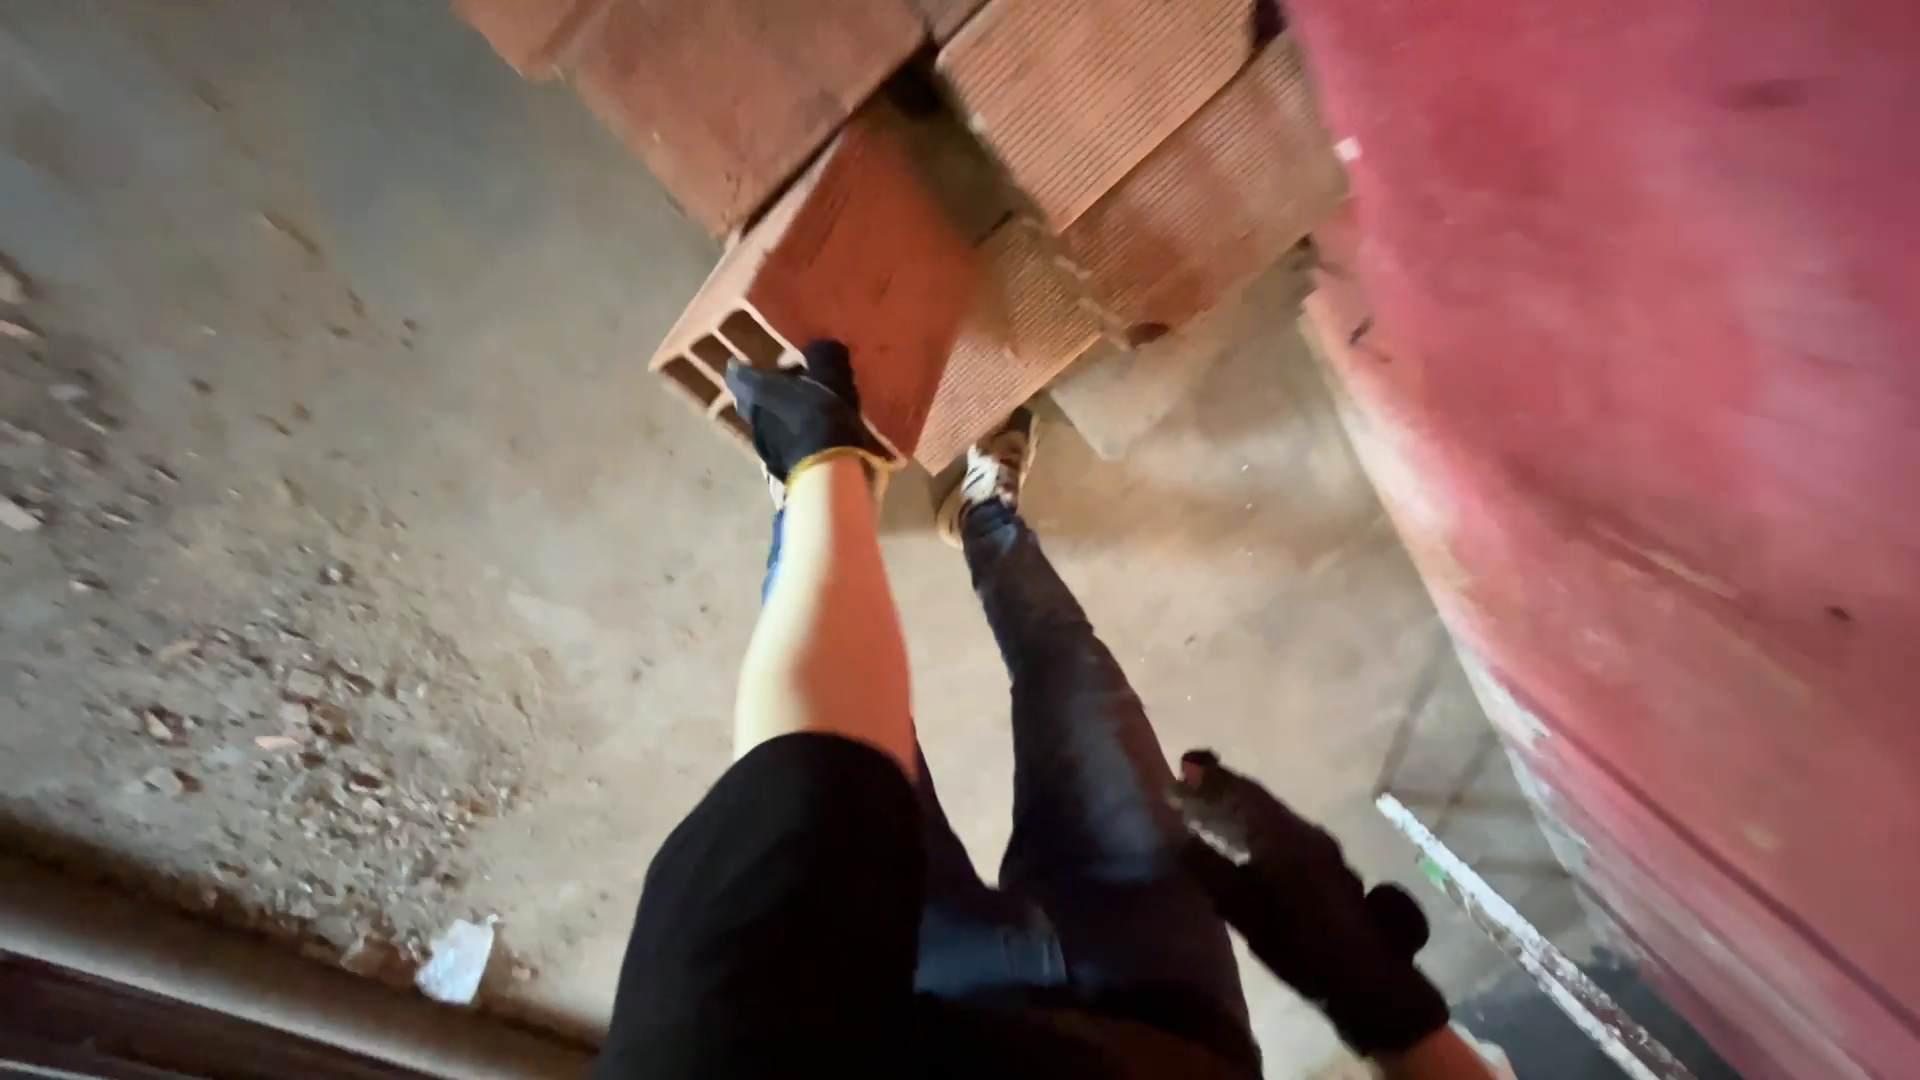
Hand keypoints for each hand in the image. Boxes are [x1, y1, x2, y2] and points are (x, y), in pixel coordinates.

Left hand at [725, 339, 887, 483]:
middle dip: (763, 390)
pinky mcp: (779, 464)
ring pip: (765, 421)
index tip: (743, 363)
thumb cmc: (820, 408)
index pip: (738, 373)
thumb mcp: (828, 373)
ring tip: (801, 408)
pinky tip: (808, 432)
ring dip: (778, 413)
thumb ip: (823, 354)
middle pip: (749, 399)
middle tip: (783, 383)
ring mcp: (764, 443)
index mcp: (755, 387)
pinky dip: (789, 432)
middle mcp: (752, 415)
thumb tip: (822, 344)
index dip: (740, 368)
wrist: (825, 463)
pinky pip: (780, 440)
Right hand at [1169, 750, 1449, 1056]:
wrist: (1369, 986)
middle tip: (1188, 786)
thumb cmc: (1299, 942)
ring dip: (1239, 809)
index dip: (1210, 777)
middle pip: (1257, 799)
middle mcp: (1305, 831)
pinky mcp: (1330, 868)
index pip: (1241, 791)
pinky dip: (1256, 828)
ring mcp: (1322, 849)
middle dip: (1221, 789)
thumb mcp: (1242, 910)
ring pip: (1272, 816)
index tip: (1184, 764)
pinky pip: (1284, 833)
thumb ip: (1208, 868)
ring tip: (1208, 812)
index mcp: (1283, 834)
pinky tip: (1244, 844)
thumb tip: (1179, 839)